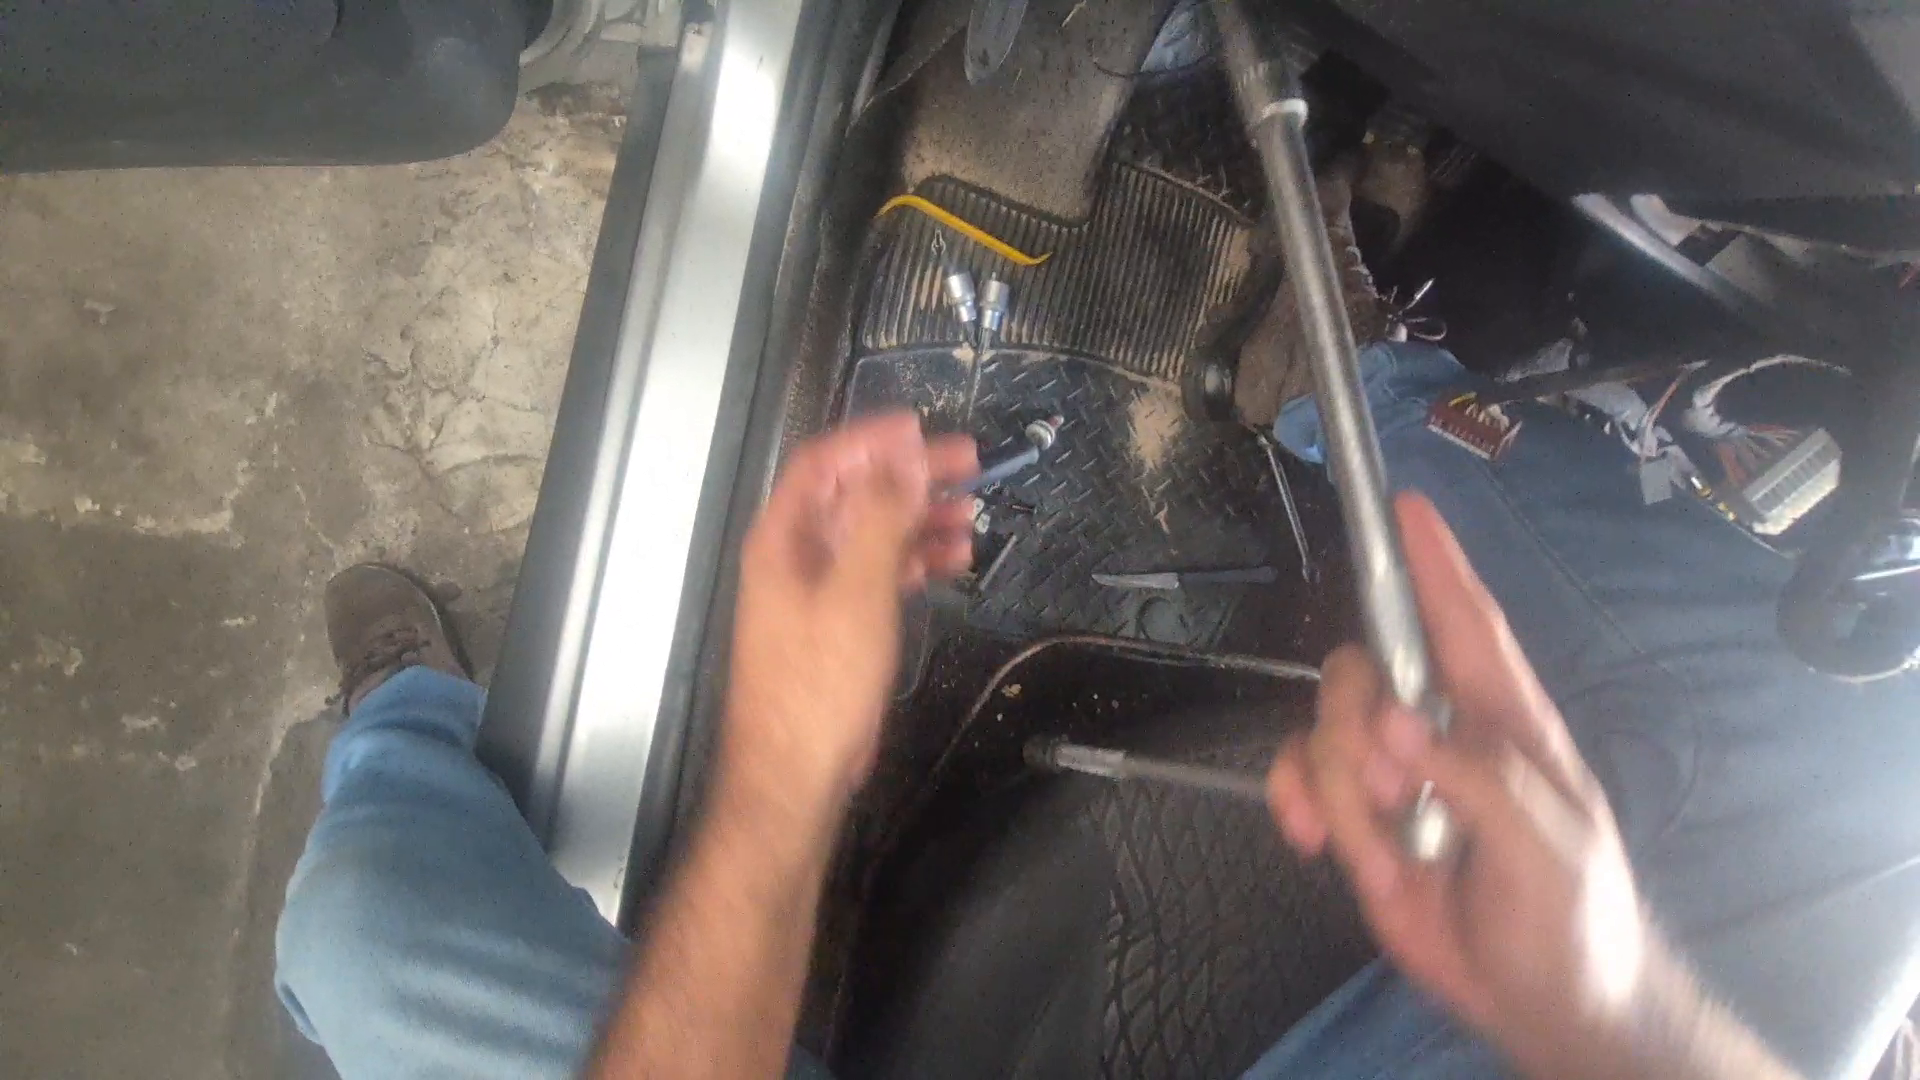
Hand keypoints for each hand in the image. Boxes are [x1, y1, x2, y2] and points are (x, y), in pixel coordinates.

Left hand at [723, 412, 977, 817]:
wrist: (799, 773)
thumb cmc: (819, 683)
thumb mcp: (856, 592)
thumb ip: (881, 520)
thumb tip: (905, 458)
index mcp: (786, 538)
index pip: (824, 464)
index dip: (871, 439)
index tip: (922, 429)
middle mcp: (799, 554)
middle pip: (857, 495)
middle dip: (910, 477)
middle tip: (966, 465)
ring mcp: (821, 588)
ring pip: (875, 534)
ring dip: (921, 519)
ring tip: (970, 514)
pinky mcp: (843, 619)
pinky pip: (882, 572)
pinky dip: (917, 561)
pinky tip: (954, 559)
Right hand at [1267, 494, 1655, 1076]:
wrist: (1538, 998)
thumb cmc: (1573, 917)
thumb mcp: (1550, 849)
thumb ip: (1478, 779)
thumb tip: (1393, 722)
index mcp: (1497, 715)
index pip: (1461, 619)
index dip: (1433, 560)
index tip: (1406, 507)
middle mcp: (1430, 724)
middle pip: (1357, 670)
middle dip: (1353, 730)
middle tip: (1385, 789)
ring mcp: (1380, 765)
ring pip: (1317, 727)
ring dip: (1336, 795)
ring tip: (1380, 855)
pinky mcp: (1344, 805)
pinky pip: (1289, 772)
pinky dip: (1291, 800)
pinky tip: (1312, 842)